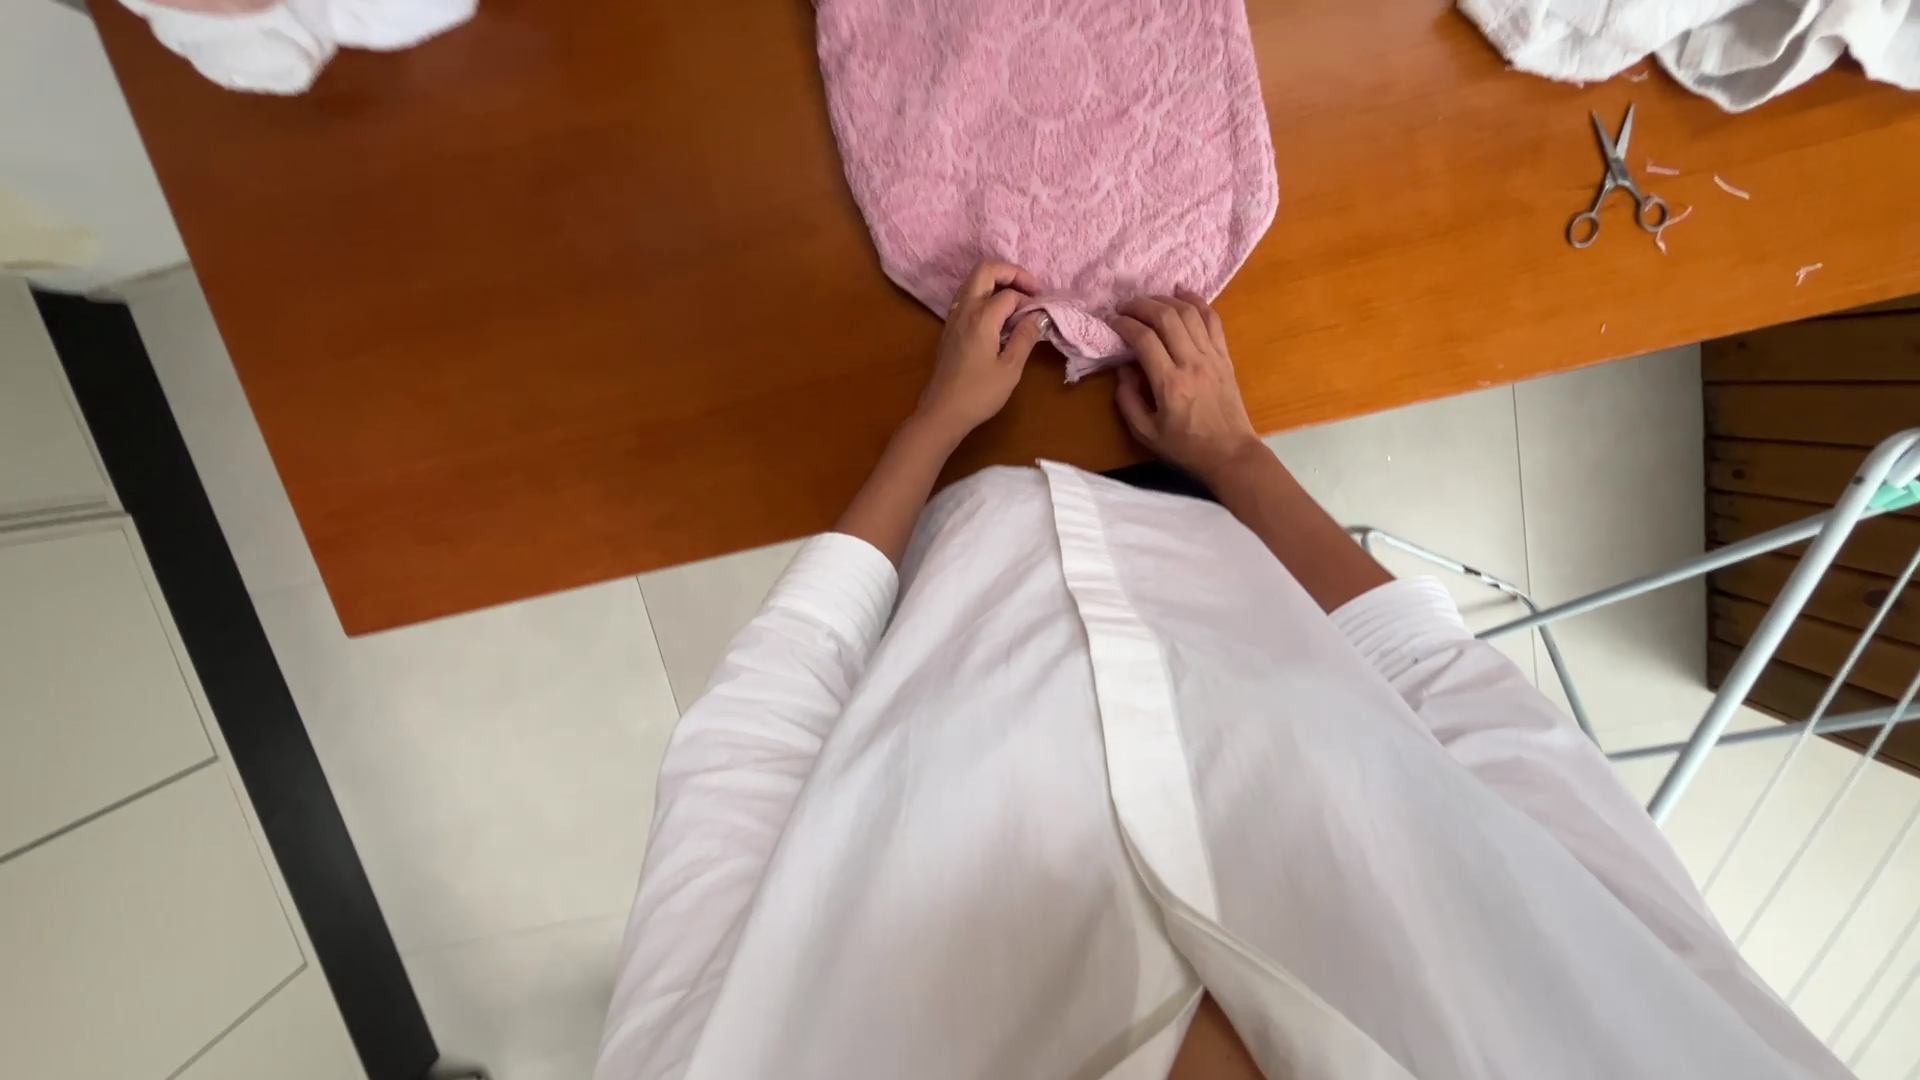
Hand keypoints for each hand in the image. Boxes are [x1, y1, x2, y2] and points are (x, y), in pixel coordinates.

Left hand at [915, 260, 1046, 441]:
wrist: (942, 412)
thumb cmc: (978, 394)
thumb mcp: (1010, 368)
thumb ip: (1025, 337)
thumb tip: (1040, 316)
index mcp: (981, 317)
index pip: (1010, 294)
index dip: (1029, 300)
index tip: (1042, 314)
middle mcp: (964, 309)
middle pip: (985, 270)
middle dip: (1011, 273)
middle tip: (1031, 289)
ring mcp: (953, 317)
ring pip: (973, 281)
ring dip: (996, 282)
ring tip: (1017, 300)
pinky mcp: (949, 328)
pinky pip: (967, 297)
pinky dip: (985, 295)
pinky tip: (998, 316)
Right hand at [1111, 289, 1261, 482]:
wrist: (1230, 453)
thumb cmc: (1184, 446)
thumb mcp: (1145, 432)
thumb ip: (1128, 400)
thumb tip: (1123, 369)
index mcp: (1170, 384)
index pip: (1145, 340)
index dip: (1125, 325)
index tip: (1111, 322)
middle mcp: (1192, 363)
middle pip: (1167, 318)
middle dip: (1141, 305)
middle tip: (1124, 306)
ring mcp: (1212, 356)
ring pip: (1189, 313)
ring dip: (1165, 300)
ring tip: (1148, 300)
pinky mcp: (1224, 356)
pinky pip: (1211, 319)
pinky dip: (1196, 301)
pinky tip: (1182, 293)